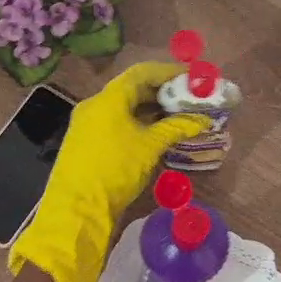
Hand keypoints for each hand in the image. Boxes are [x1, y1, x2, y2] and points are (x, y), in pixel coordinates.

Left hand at [8, 62, 207, 281]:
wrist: (77, 209)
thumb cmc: (114, 170)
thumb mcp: (150, 147)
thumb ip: (176, 128)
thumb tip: (203, 120)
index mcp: (108, 99)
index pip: (141, 73)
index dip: (169, 72)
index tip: (191, 78)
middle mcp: (94, 105)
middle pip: (132, 89)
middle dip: (162, 93)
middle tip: (188, 99)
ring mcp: (87, 124)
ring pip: (124, 108)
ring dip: (151, 110)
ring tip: (178, 117)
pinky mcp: (86, 143)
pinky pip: (116, 123)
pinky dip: (138, 123)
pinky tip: (156, 135)